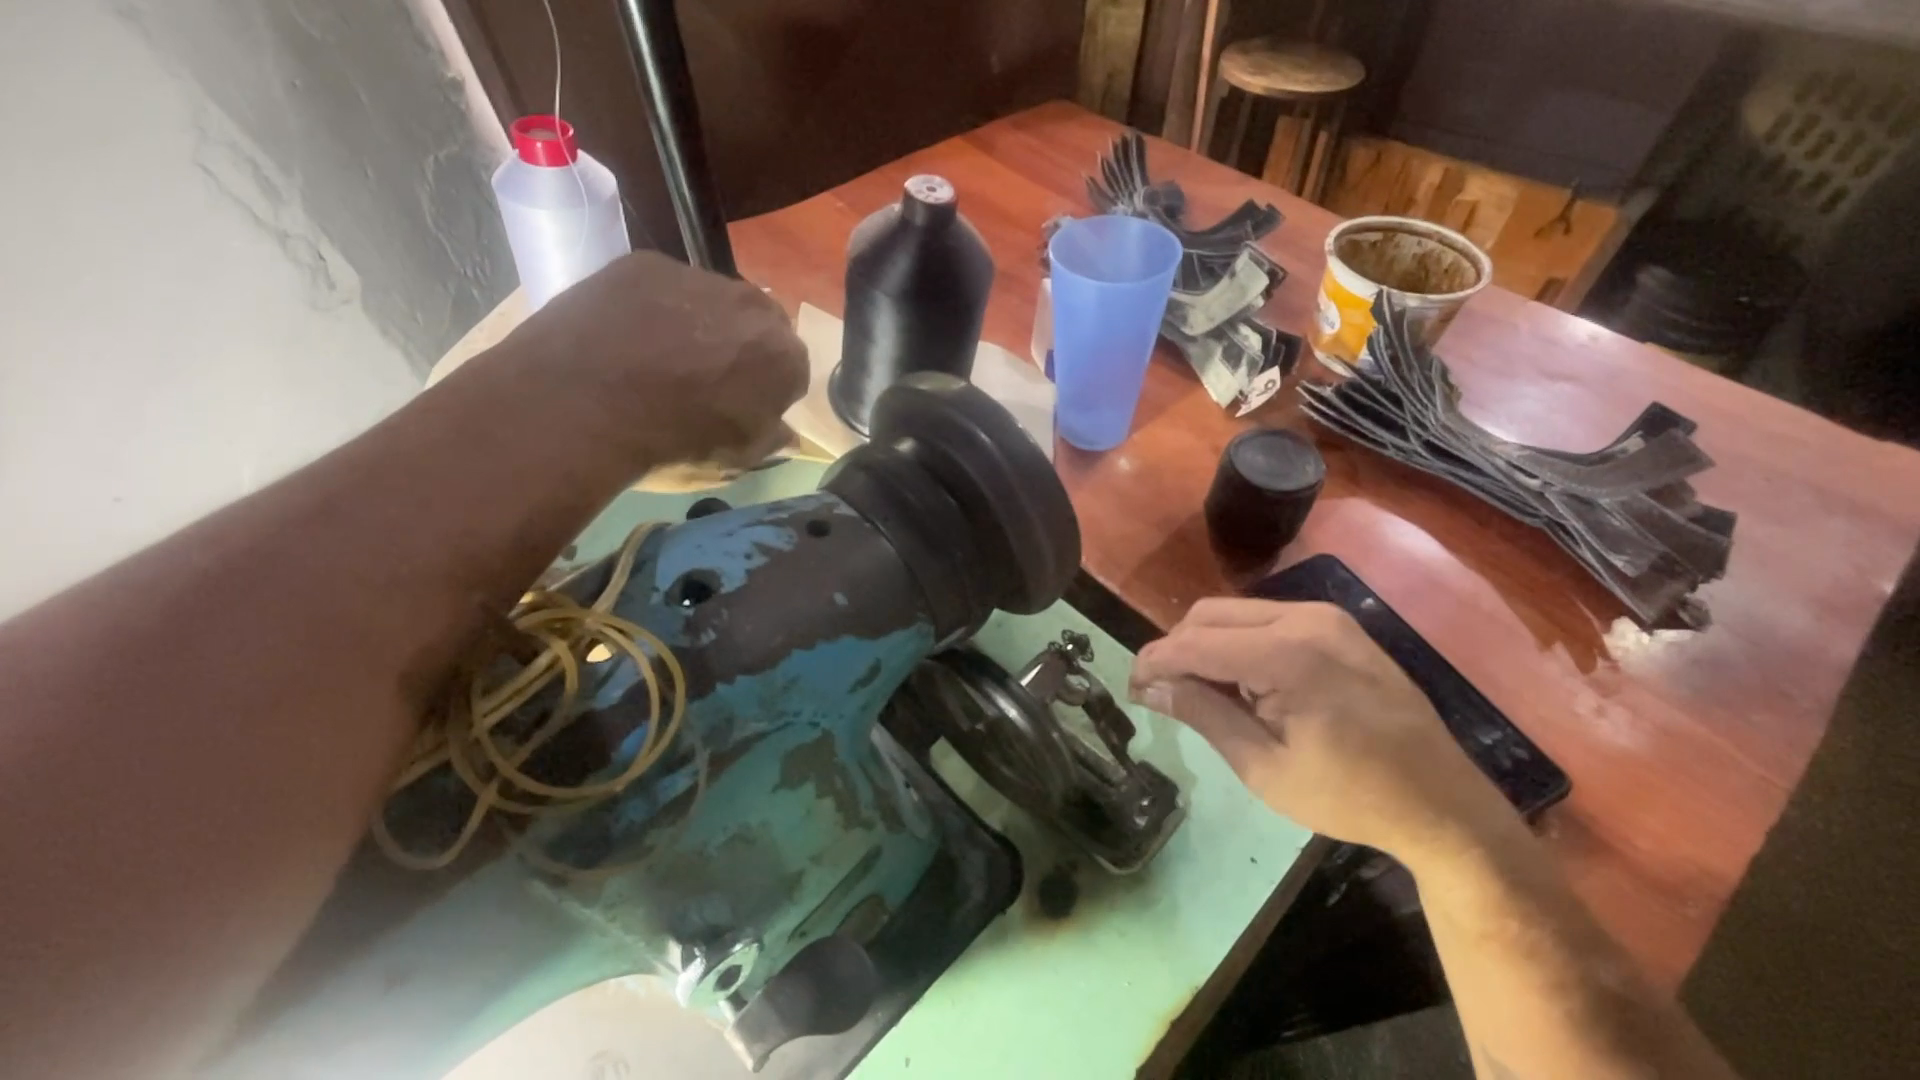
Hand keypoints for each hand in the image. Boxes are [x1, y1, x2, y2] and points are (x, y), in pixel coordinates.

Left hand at [490, 251, 808, 467]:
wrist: (577, 407)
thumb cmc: (668, 446)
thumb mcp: (731, 463)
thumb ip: (769, 439)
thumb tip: (784, 431)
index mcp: (782, 356)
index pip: (792, 371)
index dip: (767, 391)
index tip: (741, 408)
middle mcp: (751, 305)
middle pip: (758, 325)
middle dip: (740, 348)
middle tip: (703, 380)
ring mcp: (696, 277)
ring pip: (711, 301)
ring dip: (699, 323)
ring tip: (658, 356)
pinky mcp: (644, 263)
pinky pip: (663, 286)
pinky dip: (653, 306)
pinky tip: (625, 336)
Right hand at [1129, 599, 1520, 864]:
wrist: (1442, 802)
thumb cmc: (1349, 795)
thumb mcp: (1263, 766)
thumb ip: (1202, 714)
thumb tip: (1149, 687)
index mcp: (1286, 655)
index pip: (1193, 643)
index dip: (1153, 663)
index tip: (1132, 691)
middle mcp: (1304, 619)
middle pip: (1209, 615)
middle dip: (1177, 650)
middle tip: (1167, 697)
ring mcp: (1326, 617)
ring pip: (1236, 613)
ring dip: (1208, 645)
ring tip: (1207, 695)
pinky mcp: (1339, 626)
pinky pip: (1267, 620)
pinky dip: (1240, 644)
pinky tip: (1248, 685)